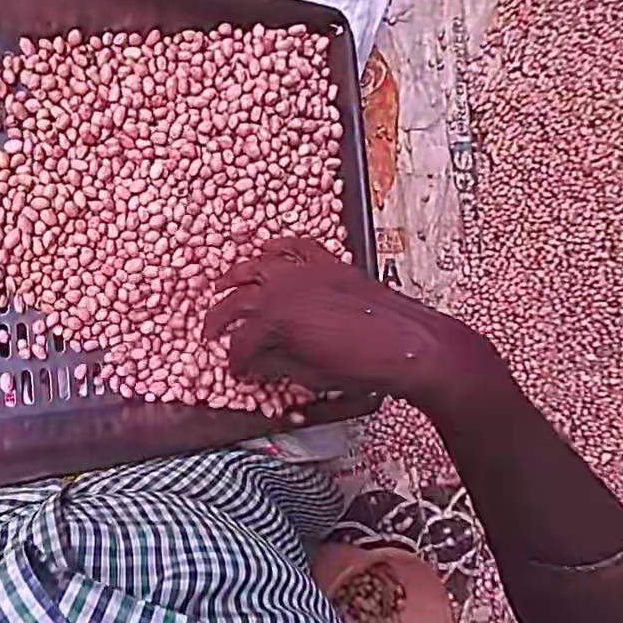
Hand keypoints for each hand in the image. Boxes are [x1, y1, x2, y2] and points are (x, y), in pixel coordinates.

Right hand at [204, 238, 514, 418]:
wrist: (411, 345)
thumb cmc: (363, 366)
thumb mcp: (311, 376)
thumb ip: (275, 365)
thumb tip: (256, 364)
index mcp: (274, 320)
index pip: (241, 342)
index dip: (234, 360)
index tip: (235, 370)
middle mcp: (282, 288)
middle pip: (236, 301)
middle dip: (218, 319)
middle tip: (211, 332)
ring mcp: (304, 271)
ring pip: (256, 266)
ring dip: (236, 276)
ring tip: (224, 284)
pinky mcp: (327, 263)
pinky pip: (295, 246)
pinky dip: (278, 247)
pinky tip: (267, 249)